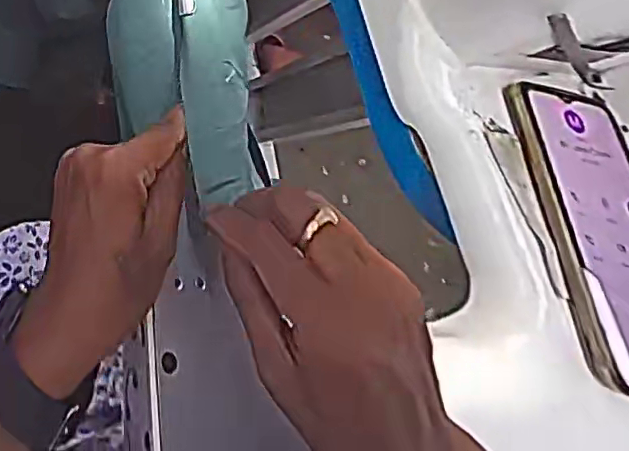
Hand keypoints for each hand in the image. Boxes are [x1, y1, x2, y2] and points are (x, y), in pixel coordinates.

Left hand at [10, 108, 189, 397]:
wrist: (67, 315)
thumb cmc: (109, 292)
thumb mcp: (162, 240)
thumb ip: (175, 182)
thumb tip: (182, 147)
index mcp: (114, 170)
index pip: (164, 131)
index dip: (185, 140)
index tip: (196, 149)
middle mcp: (88, 158)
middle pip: (145, 145)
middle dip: (158, 171)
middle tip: (155, 213)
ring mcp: (73, 163)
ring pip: (127, 154)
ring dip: (136, 178)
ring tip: (131, 222)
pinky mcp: (67, 172)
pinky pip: (108, 164)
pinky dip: (118, 183)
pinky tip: (116, 219)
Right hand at [207, 186, 482, 450]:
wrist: (410, 442)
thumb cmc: (347, 423)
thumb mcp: (277, 371)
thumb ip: (249, 301)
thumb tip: (231, 252)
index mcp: (323, 315)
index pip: (265, 241)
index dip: (233, 221)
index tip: (218, 217)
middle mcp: (359, 285)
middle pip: (299, 206)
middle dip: (261, 202)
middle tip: (242, 214)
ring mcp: (384, 275)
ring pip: (325, 209)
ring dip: (289, 211)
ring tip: (270, 228)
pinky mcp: (398, 273)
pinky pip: (349, 231)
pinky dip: (319, 232)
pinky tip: (307, 251)